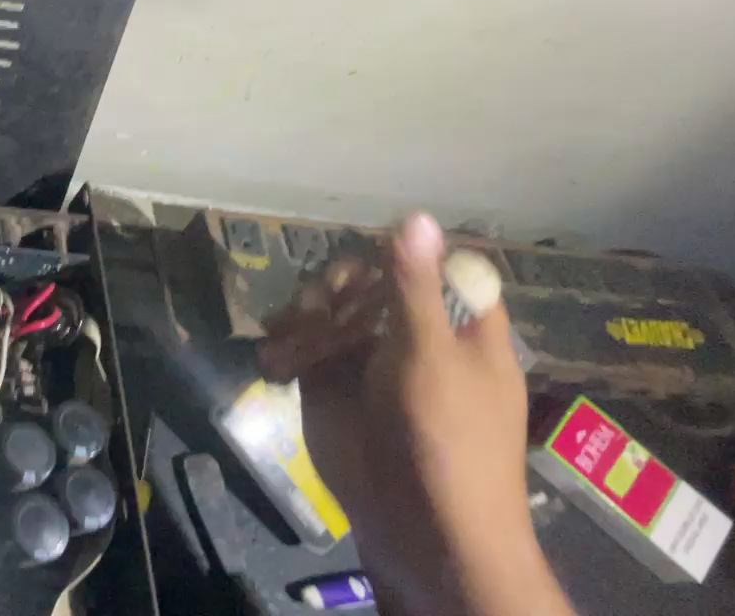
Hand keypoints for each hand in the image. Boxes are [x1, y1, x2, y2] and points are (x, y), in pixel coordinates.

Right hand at [260, 214, 568, 615]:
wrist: (416, 521)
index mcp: (459, 328)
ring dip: (304, 316)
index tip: (371, 258)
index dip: (404, 255)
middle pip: (369, 281)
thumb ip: (412, 284)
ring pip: (327, 308)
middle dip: (338, 288)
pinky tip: (275, 358)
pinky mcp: (329, 381)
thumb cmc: (444, 435)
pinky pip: (300, 343)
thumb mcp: (428, 352)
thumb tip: (412, 214)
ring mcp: (368, 358)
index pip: (437, 269)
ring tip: (293, 337)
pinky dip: (284, 345)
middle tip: (324, 308)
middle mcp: (412, 335)